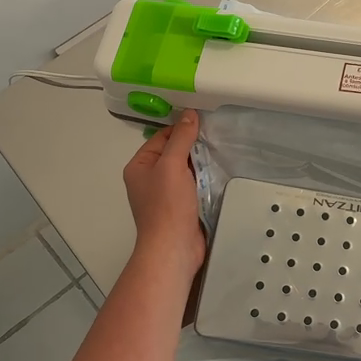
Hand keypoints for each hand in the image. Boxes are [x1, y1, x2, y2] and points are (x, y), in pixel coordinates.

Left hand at [122, 110, 205, 277]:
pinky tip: (220, 173)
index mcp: (139, 166)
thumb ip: (181, 138)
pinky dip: (206, 179)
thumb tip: (189, 113)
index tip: (204, 121)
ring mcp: (166, 194)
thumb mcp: (172, 165)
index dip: (181, 128)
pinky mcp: (182, 207)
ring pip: (186, 169)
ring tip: (221, 151)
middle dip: (193, 146)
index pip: (161, 137)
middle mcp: (150, 179)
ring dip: (202, 163)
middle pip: (174, 153)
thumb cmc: (167, 205)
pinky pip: (194, 185)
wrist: (174, 247)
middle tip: (216, 135)